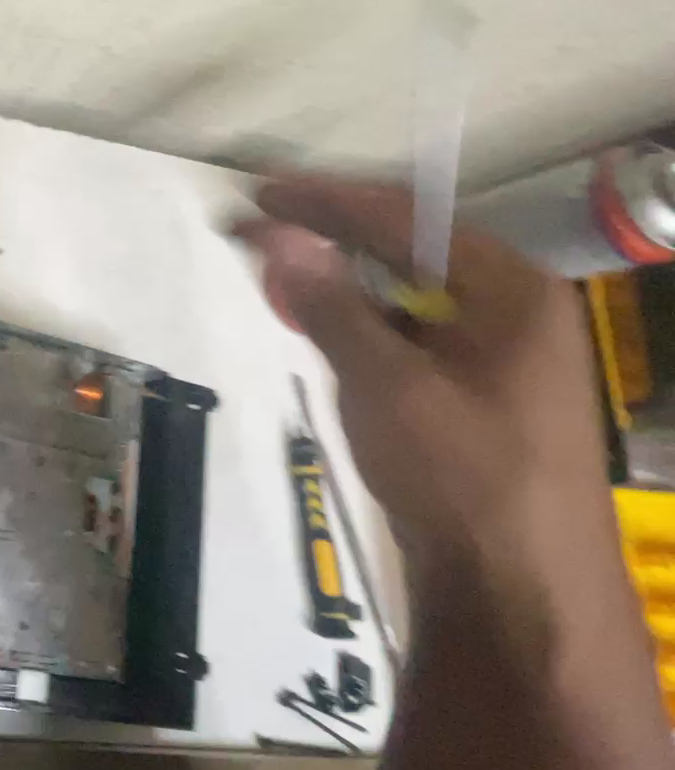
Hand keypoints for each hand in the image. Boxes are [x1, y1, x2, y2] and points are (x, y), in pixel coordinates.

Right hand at [232, 176, 624, 608]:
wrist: (513, 575)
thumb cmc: (457, 468)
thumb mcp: (384, 381)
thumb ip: (330, 304)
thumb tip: (279, 237)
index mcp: (508, 290)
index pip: (407, 220)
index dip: (327, 201)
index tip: (258, 194)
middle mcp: (508, 306)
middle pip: (409, 246)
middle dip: (329, 231)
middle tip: (255, 226)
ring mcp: (491, 348)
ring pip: (402, 287)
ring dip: (336, 273)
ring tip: (275, 267)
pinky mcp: (467, 384)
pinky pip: (402, 325)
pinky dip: (352, 314)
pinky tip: (316, 318)